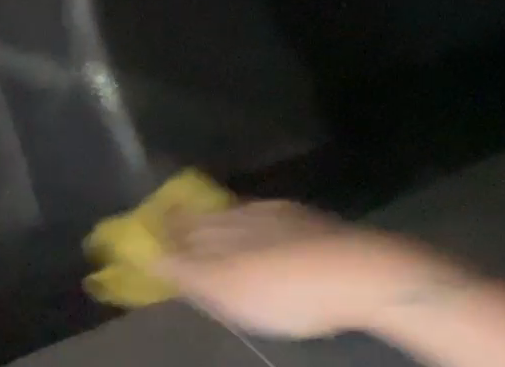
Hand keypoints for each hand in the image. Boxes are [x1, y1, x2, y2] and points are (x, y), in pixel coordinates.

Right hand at [157, 201, 469, 339]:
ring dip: (217, 219)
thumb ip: (190, 274)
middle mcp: (237, 214)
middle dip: (186, 221)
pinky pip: (260, 213)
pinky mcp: (299, 216)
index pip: (180, 226)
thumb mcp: (231, 293)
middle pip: (204, 216)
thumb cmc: (287, 291)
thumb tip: (151, 255)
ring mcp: (270, 211)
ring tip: (210, 229)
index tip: (149, 230)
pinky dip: (249, 221)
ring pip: (232, 213)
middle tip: (172, 225)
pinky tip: (257, 230)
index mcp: (217, 230)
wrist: (355, 269)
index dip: (164, 229)